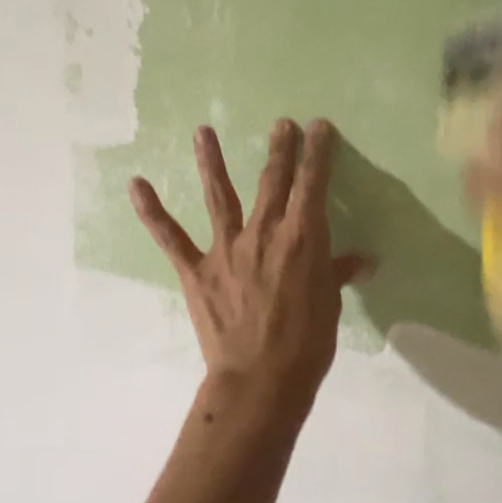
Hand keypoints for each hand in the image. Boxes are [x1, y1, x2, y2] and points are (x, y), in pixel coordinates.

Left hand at [131, 118, 370, 406]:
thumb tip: (363, 261)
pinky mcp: (196, 270)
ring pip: (220, 196)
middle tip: (281, 123)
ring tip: (203, 131)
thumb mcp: (331, 304)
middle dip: (279, 149)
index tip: (318, 127)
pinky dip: (153, 211)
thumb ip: (338, 273)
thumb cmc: (307, 343)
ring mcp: (226, 249)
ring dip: (211, 161)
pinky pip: (171, 237)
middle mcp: (264, 232)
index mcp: (302, 237)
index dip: (316, 153)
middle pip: (272, 181)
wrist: (260, 379)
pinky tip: (138, 185)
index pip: (312, 184)